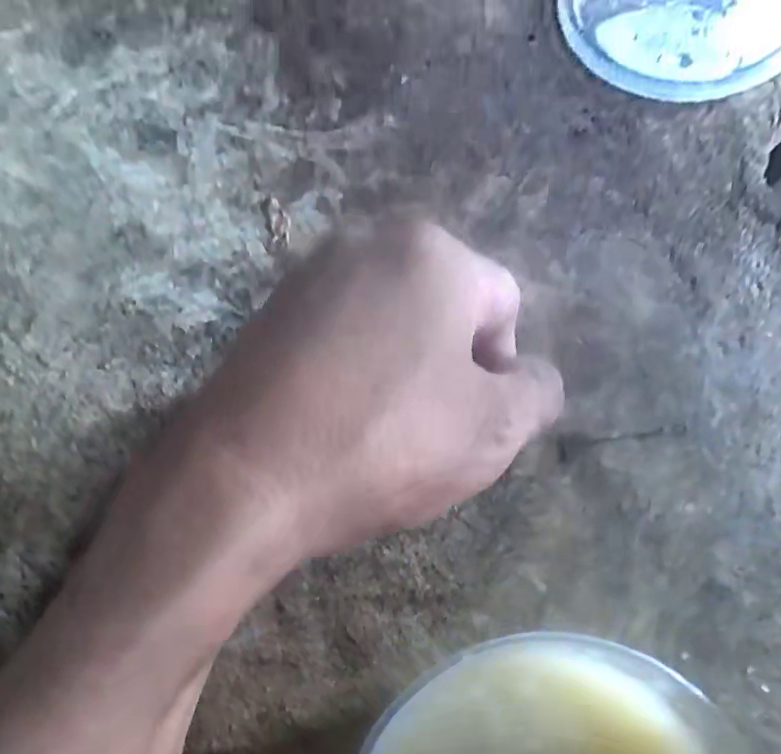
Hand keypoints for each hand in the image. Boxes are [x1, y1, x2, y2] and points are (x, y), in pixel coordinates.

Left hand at [157, 217, 562, 564]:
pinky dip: (340, 382)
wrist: (243, 480)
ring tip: (371, 438)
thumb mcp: (492, 430)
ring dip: (391, 378)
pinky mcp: (256, 326)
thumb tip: (531, 378)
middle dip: (442, 370)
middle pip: (434, 312)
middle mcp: (358, 246)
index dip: (500, 371)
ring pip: (377, 331)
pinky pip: (325, 349)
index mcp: (427, 251)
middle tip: (423, 436)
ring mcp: (297, 284)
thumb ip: (537, 392)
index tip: (471, 426)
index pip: (500, 305)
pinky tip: (326, 428)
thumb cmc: (380, 447)